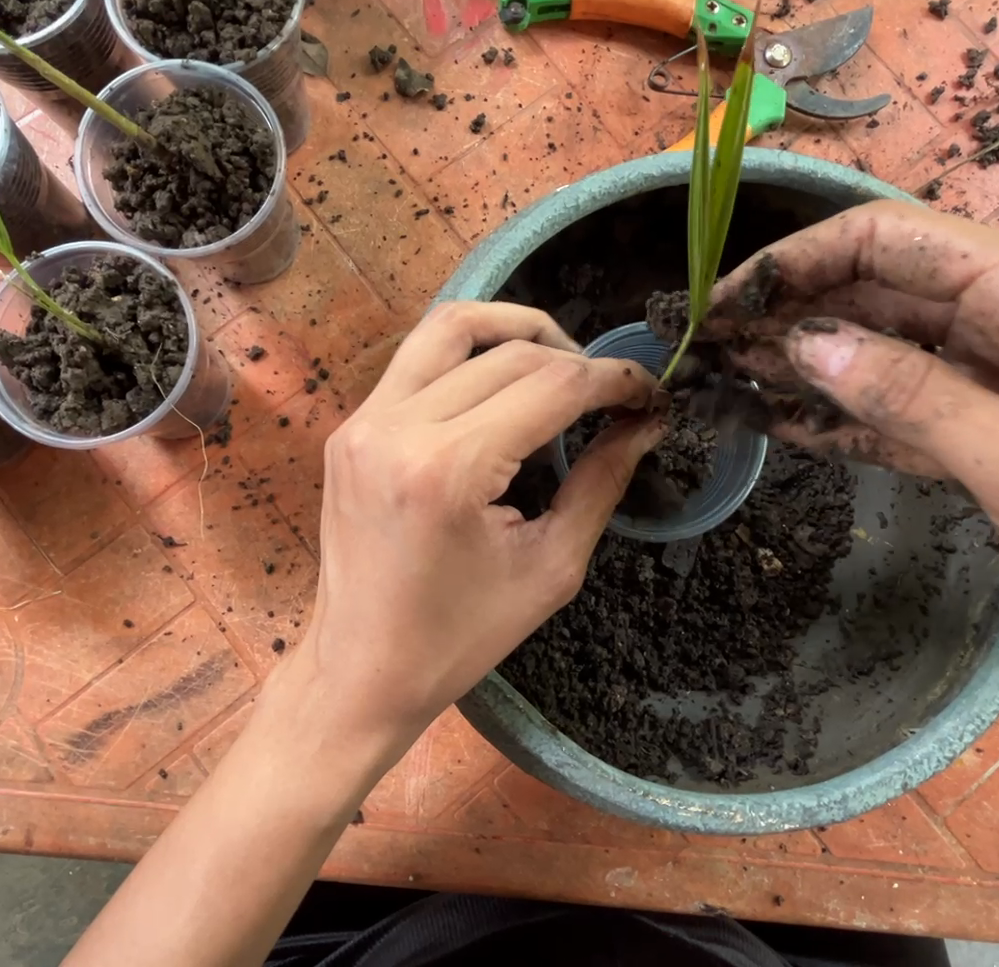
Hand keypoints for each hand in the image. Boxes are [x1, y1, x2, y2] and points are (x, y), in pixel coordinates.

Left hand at [292, 302, 661, 749]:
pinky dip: (470, 355)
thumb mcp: (550, 568)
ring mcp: (364, 421)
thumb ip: (601, 482)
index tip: (651, 393)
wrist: (360, 672)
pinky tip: (503, 387)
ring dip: (517, 330)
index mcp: (448, 470)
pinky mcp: (348, 427)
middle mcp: (398, 427)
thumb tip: (645, 423)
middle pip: (509, 351)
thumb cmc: (459, 638)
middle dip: (577, 359)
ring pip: (451, 327)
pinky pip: (417, 359)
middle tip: (613, 395)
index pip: (552, 385)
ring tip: (561, 363)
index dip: (614, 380)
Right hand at [706, 200, 998, 713]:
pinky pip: (922, 416)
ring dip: (818, 367)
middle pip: (890, 296)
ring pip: (898, 357)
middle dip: (796, 313)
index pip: (898, 243)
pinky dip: (860, 421)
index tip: (725, 301)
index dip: (801, 261)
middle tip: (708, 348)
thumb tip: (807, 344)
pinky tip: (794, 427)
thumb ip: (916, 399)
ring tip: (732, 380)